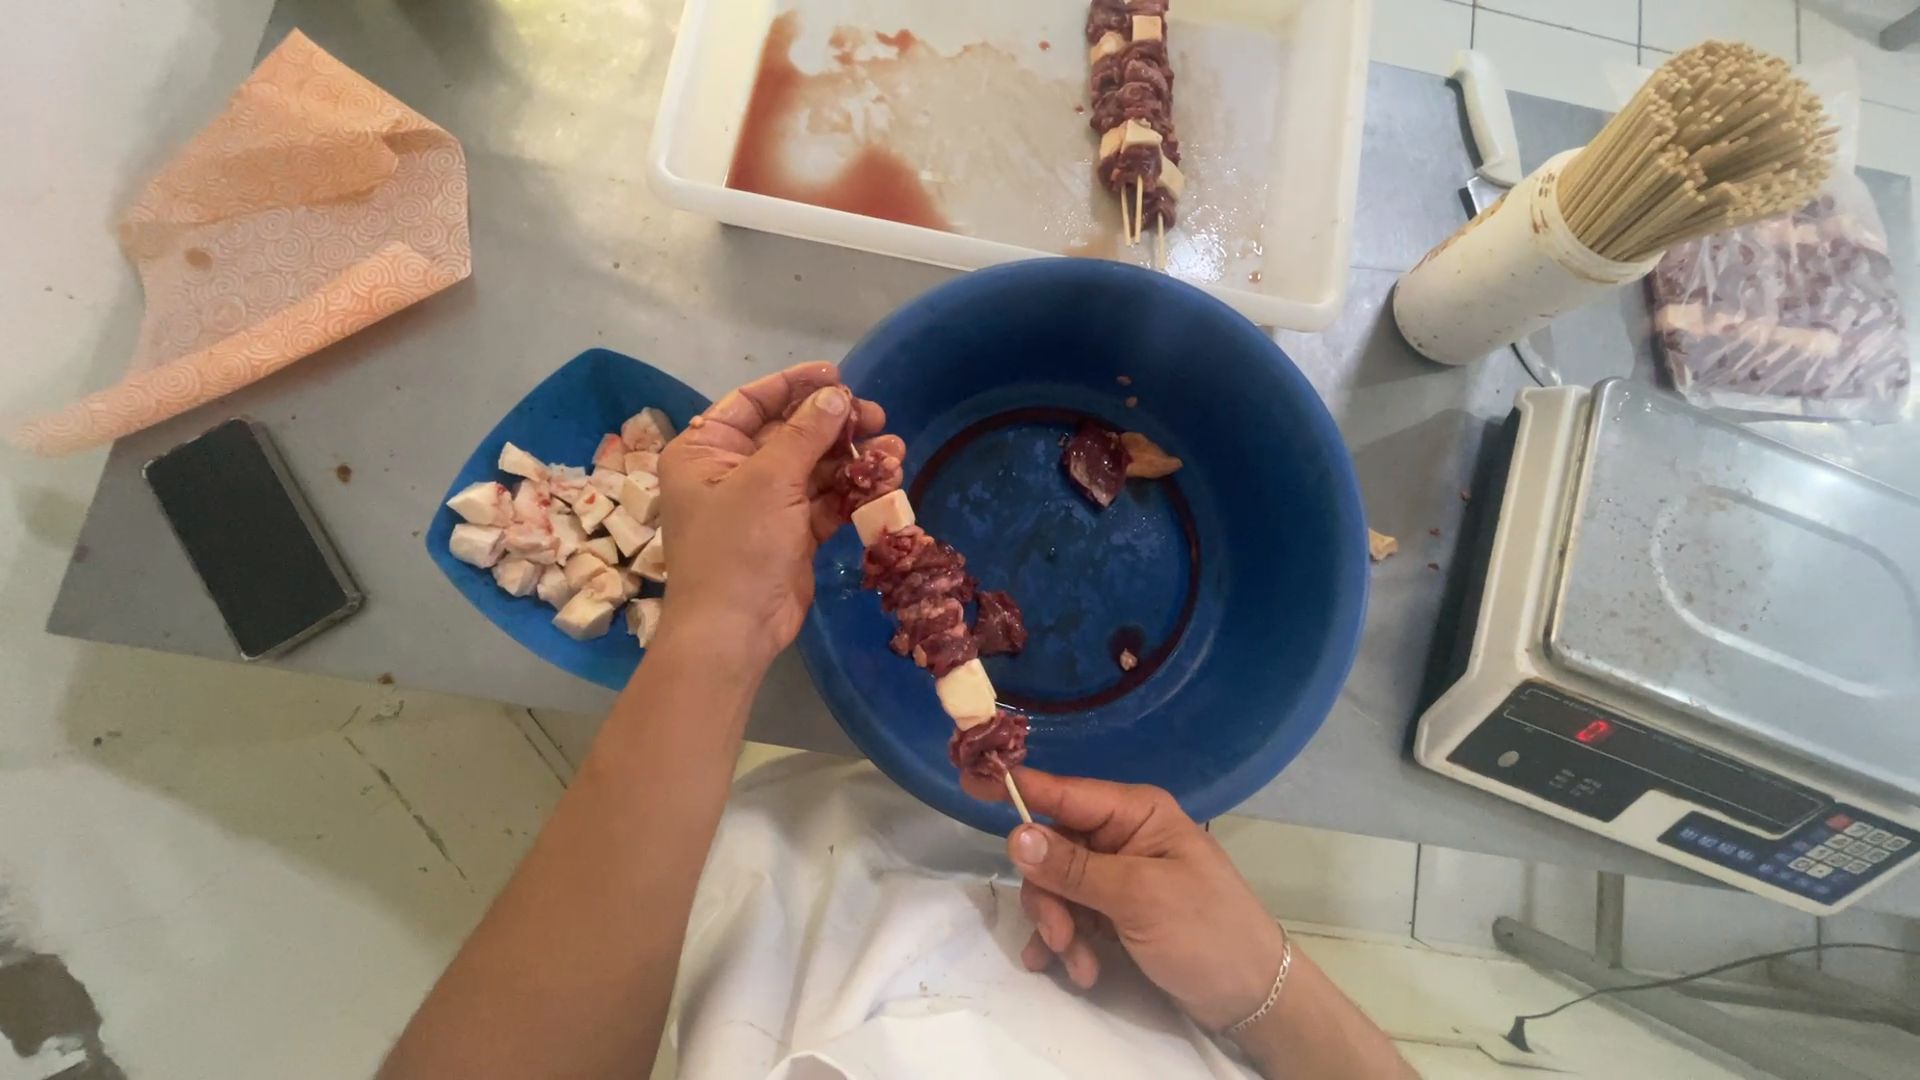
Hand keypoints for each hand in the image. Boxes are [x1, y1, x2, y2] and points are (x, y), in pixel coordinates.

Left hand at [656, 362, 903, 666]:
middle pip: (792, 433)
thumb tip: (836, 395)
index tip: (837, 376)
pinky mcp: (794, 531)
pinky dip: (854, 492)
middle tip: (877, 418)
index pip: (753, 401)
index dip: (795, 385)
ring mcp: (766, 503)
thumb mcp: (768, 481)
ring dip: (854, 460)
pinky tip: (887, 482)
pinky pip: (827, 500)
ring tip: (895, 451)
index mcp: (707, 450)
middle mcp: (734, 471)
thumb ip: (805, 433)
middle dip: (836, 426)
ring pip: (816, 468)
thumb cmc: (737, 546)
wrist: (736, 629)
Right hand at [974, 767, 1286, 1032]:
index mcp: (1134, 812)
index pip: (1062, 792)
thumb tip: (1016, 835)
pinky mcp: (1116, 909)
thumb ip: (1074, 868)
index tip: (968, 777)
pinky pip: (1072, 913)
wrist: (1256, 999)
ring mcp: (1118, 873)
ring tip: (1078, 966)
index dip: (1016, 787)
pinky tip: (1072, 971)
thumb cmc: (1207, 931)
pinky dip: (1067, 942)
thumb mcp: (1139, 897)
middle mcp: (1121, 835)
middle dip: (1049, 895)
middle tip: (1059, 937)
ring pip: (1057, 885)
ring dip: (1059, 927)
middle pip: (1052, 848)